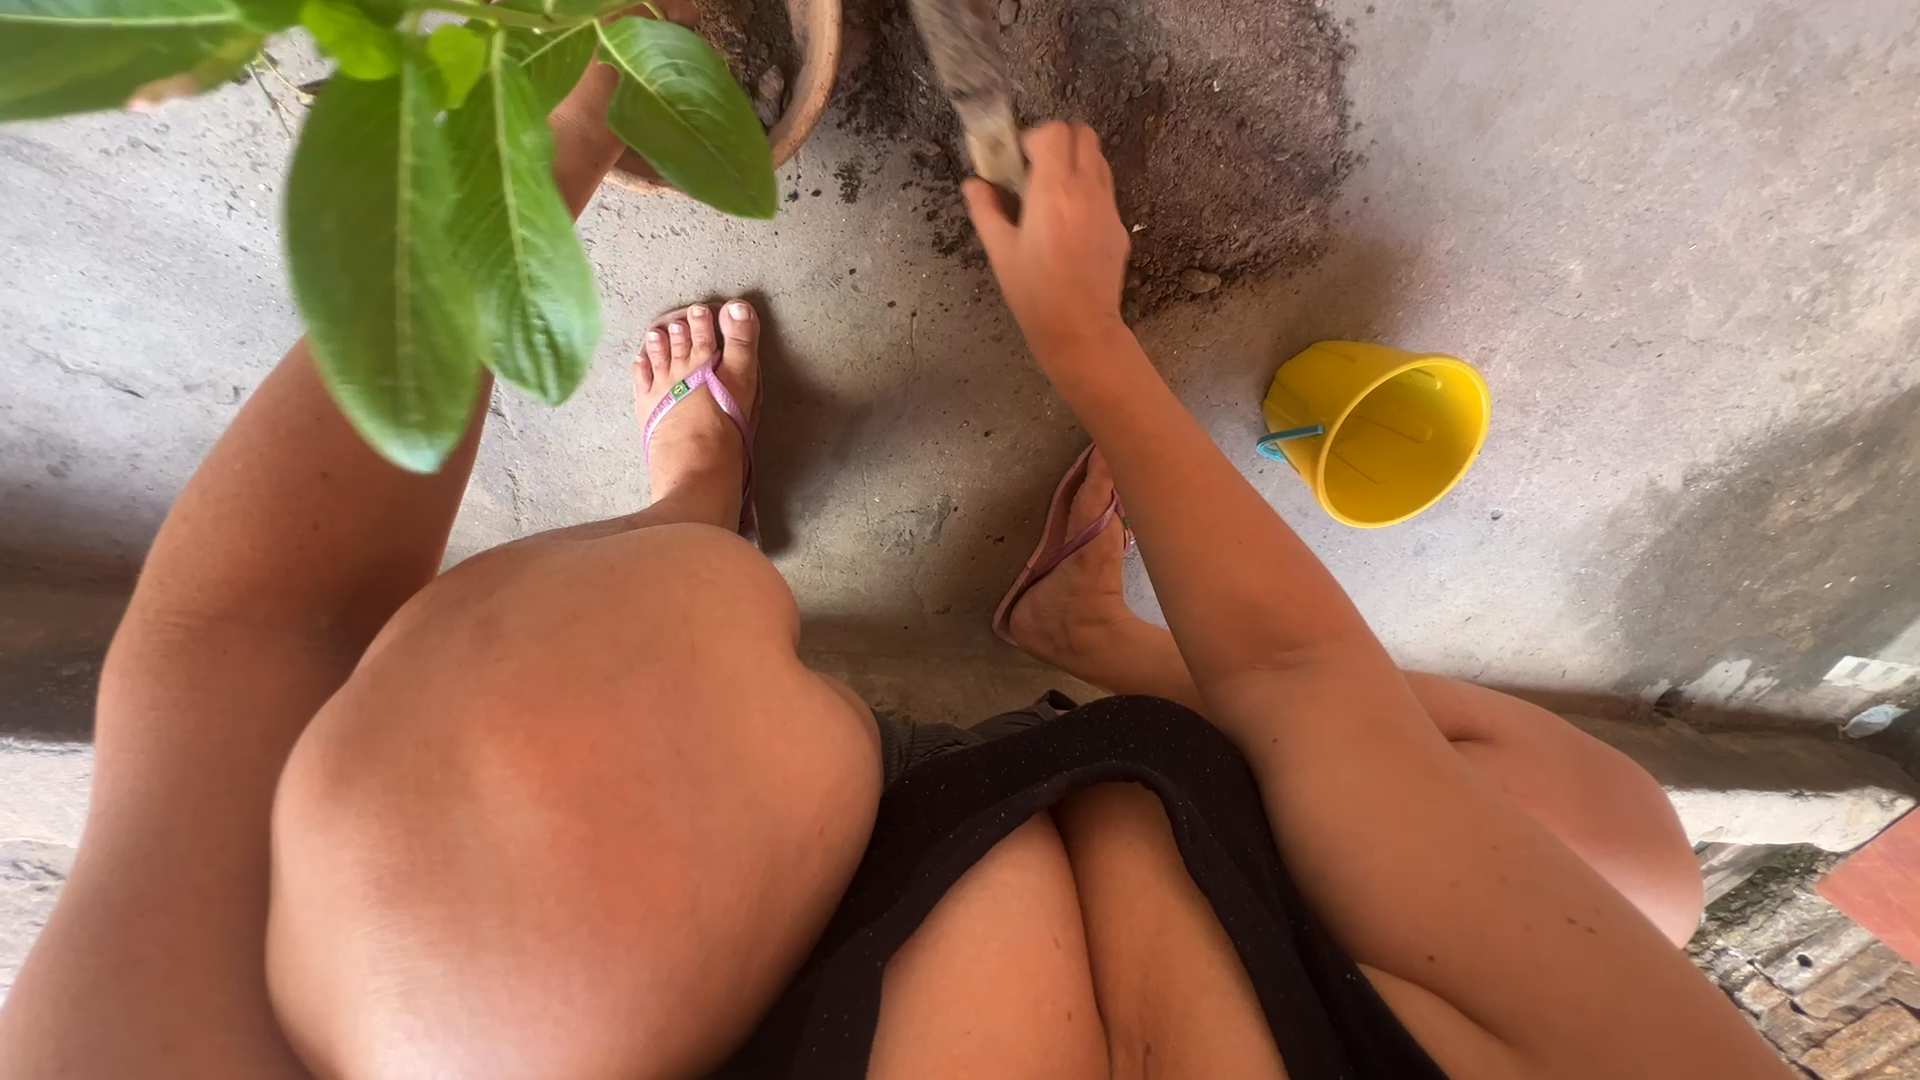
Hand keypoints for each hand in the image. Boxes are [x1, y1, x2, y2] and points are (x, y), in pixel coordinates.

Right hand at [964, 122, 1131, 358]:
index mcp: (1054, 191)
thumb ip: (986, 211)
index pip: (1053, 132)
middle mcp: (1086, 190)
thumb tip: (974, 185)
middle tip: (1037, 171)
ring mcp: (1108, 208)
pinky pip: (1105, 192)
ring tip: (1053, 196)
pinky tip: (1070, 224)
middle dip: (1059, 142)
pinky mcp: (1118, 227)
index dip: (1033, 139)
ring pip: (1098, 160)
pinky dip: (1088, 191)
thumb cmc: (1035, 294)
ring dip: (1076, 163)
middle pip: (1083, 134)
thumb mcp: (1000, 253)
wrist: (1079, 329)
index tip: (1018, 163)